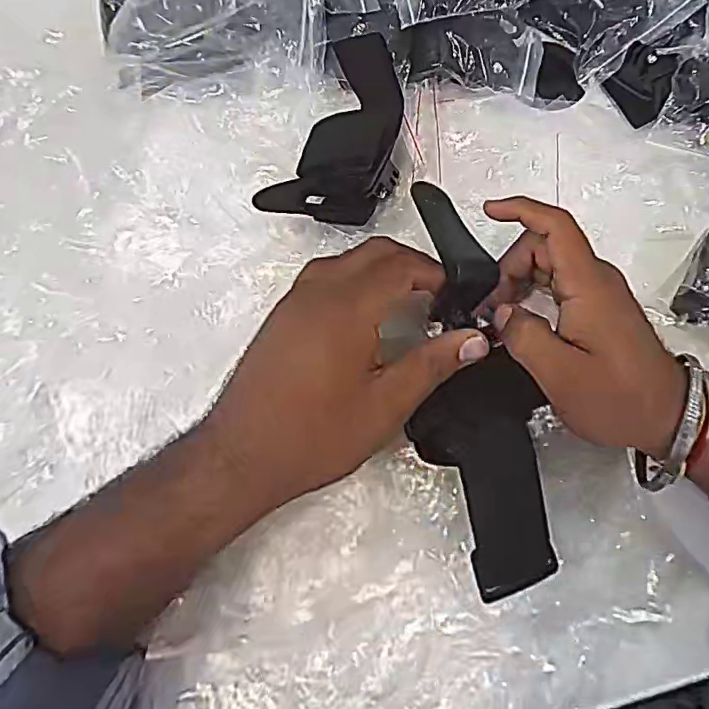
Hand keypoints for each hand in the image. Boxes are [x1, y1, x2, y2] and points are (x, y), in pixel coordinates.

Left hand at [205, 237, 488, 506]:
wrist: (240, 457)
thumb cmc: (305, 437)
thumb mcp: (385, 405)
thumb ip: (432, 365)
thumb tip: (468, 341)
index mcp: (347, 309)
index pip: (402, 265)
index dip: (435, 275)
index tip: (452, 295)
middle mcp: (318, 294)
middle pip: (376, 251)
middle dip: (413, 264)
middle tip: (437, 294)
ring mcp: (296, 301)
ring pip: (349, 259)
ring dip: (382, 268)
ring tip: (406, 302)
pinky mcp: (283, 315)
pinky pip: (326, 275)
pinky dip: (356, 279)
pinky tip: (366, 317)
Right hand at [481, 197, 687, 457]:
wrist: (668, 415)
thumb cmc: (623, 399)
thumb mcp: (560, 375)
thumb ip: (524, 336)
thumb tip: (502, 313)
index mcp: (589, 286)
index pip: (555, 226)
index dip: (520, 209)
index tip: (491, 210)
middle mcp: (597, 280)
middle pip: (545, 244)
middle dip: (510, 265)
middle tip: (491, 306)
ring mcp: (601, 292)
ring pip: (551, 263)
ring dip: (520, 280)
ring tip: (502, 316)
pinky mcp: (601, 307)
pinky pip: (561, 283)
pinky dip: (535, 292)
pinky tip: (522, 319)